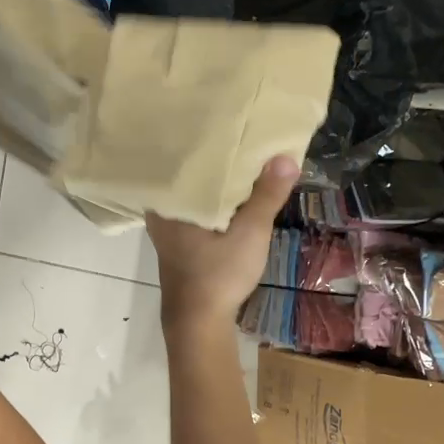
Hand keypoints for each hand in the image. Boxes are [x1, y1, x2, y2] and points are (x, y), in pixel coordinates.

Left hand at [146, 156, 298, 335]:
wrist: (198, 314)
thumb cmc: (219, 271)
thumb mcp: (249, 232)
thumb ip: (265, 196)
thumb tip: (284, 158)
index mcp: (166, 203)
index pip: (178, 165)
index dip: (200, 149)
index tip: (217, 128)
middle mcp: (159, 211)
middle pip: (186, 180)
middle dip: (209, 164)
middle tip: (234, 138)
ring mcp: (166, 226)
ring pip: (191, 197)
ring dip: (212, 185)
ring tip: (237, 159)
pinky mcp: (177, 240)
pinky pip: (193, 211)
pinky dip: (210, 202)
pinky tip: (230, 195)